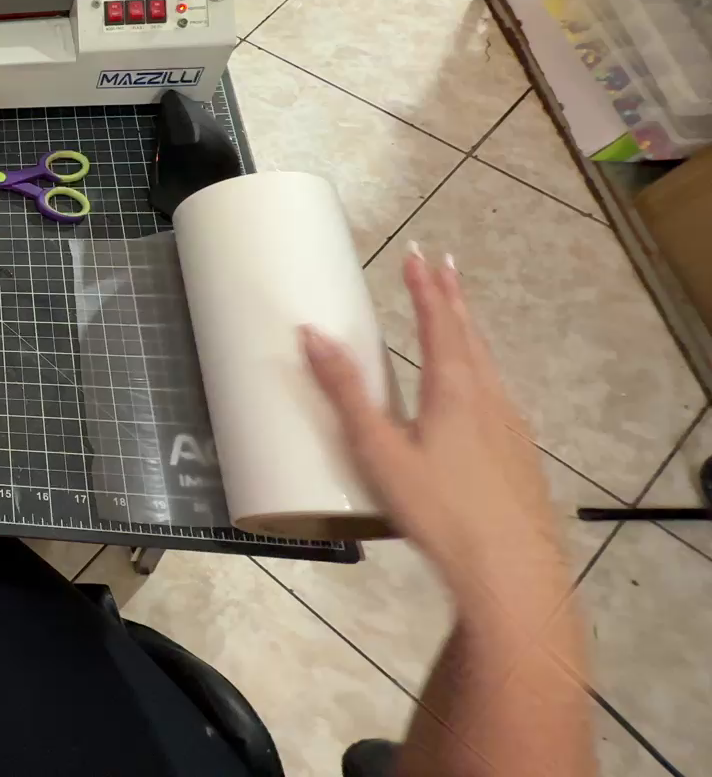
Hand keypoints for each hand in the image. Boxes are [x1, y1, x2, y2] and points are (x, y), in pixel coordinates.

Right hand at [300, 248, 567, 614]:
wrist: (509, 573)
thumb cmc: (435, 506)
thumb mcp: (376, 447)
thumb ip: (344, 391)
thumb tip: (310, 333)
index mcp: (456, 391)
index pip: (439, 325)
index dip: (426, 289)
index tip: (417, 254)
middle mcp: (489, 399)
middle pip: (470, 336)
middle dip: (452, 298)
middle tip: (442, 264)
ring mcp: (509, 426)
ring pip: (487, 362)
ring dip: (466, 329)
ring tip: (454, 310)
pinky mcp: (515, 451)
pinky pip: (493, 387)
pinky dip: (477, 362)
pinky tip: (471, 382)